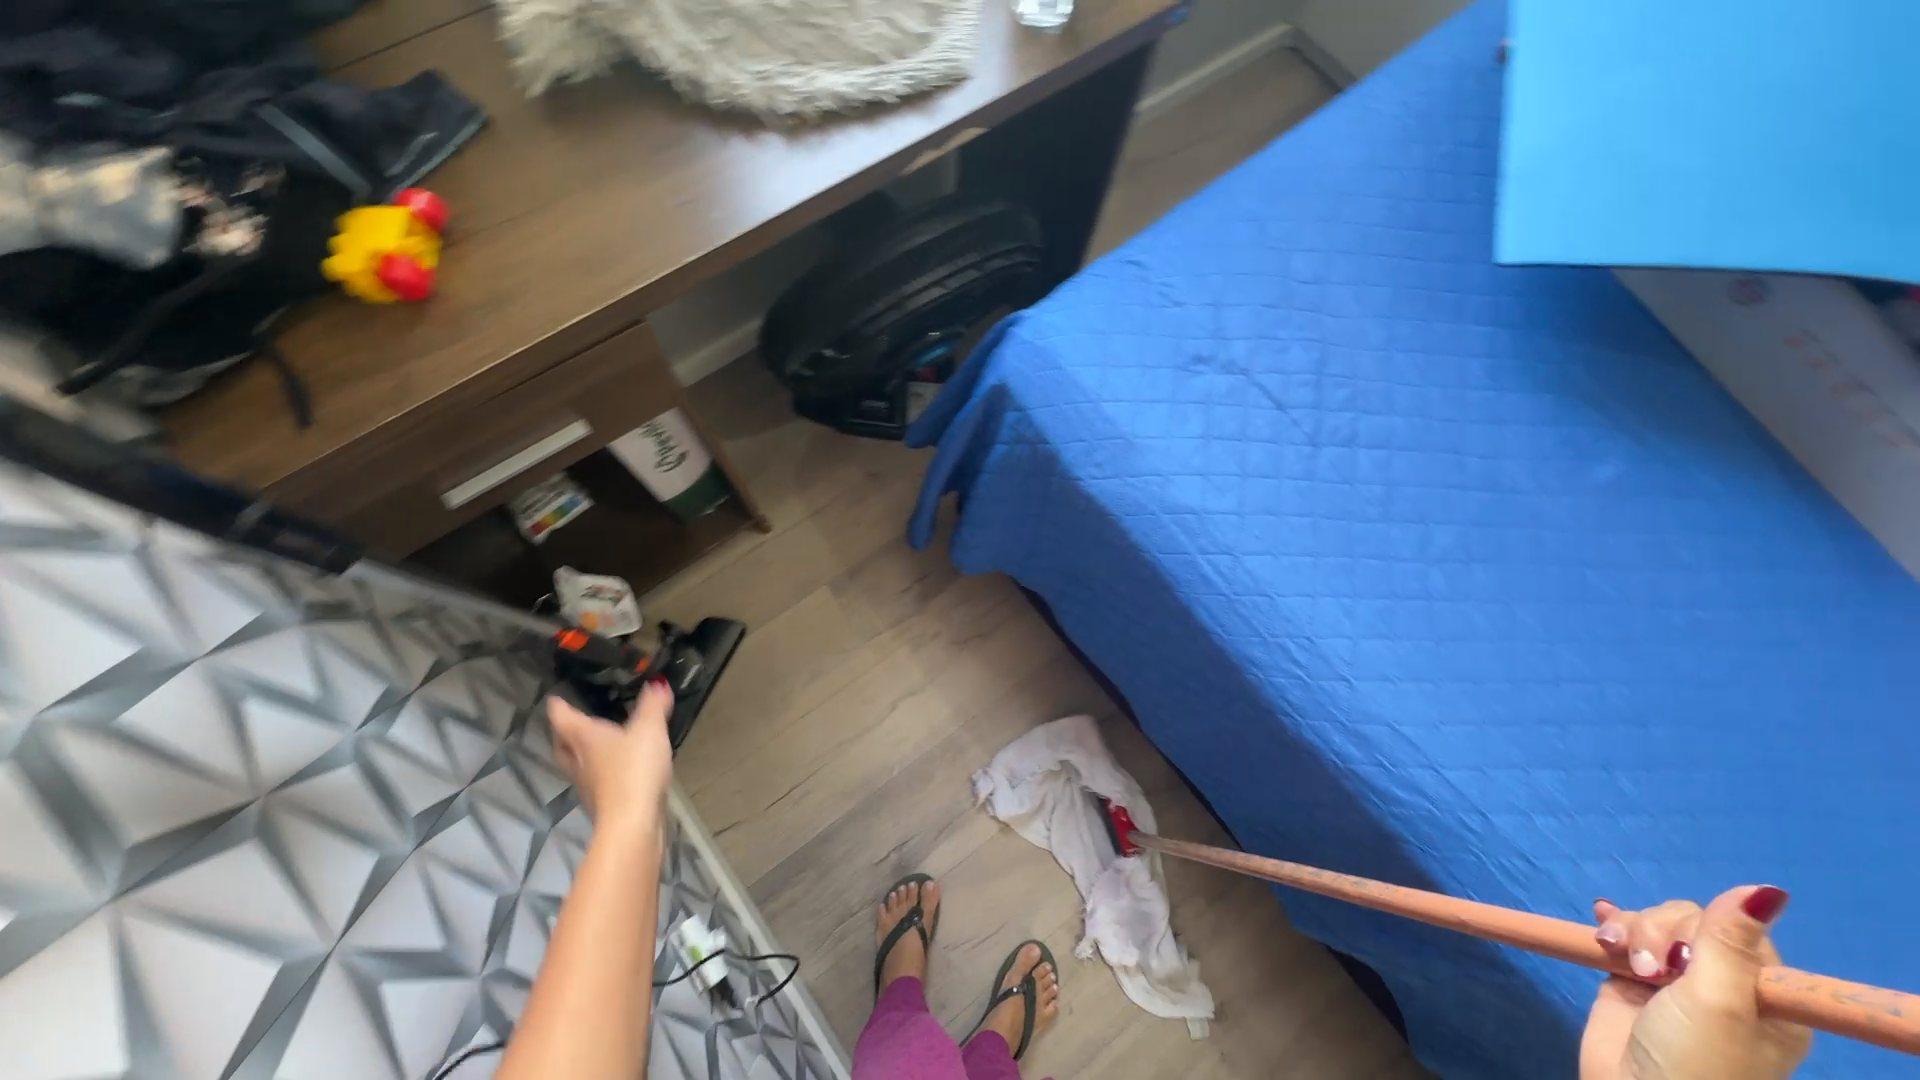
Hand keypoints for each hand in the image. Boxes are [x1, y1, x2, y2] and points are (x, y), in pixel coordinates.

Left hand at [546, 678, 674, 831]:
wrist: (632, 823)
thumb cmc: (634, 769)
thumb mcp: (649, 730)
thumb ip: (653, 705)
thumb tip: (656, 682)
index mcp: (584, 738)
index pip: (562, 717)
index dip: (558, 705)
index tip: (554, 697)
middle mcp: (578, 760)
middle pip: (562, 744)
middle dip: (563, 732)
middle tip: (571, 722)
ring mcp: (586, 785)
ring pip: (575, 764)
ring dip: (579, 754)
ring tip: (593, 745)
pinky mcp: (600, 803)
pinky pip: (593, 781)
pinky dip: (599, 772)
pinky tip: (615, 770)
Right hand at [1580, 886, 1811, 1079]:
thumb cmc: (1693, 1057)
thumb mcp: (1718, 1000)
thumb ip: (1730, 941)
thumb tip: (1768, 888)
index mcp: (1762, 996)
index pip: (1734, 930)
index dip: (1703, 928)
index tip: (1687, 957)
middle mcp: (1720, 985)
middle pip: (1685, 922)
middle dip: (1655, 931)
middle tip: (1647, 967)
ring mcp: (1672, 982)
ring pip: (1649, 925)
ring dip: (1627, 930)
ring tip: (1616, 955)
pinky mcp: (1628, 980)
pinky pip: (1620, 935)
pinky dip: (1609, 924)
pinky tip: (1600, 920)